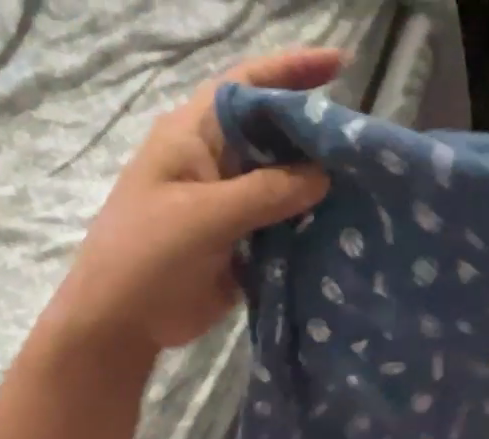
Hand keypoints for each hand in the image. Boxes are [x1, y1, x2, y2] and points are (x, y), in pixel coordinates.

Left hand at [46, 48, 343, 351]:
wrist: (122, 323)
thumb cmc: (147, 255)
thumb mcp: (205, 216)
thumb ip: (266, 192)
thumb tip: (323, 173)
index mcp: (193, 136)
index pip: (245, 86)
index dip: (290, 70)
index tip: (340, 65)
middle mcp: (215, 163)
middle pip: (271, 133)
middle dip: (313, 130)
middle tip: (363, 140)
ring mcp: (230, 206)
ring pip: (282, 182)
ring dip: (317, 183)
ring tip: (366, 182)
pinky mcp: (241, 244)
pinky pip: (282, 226)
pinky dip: (309, 226)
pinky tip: (343, 228)